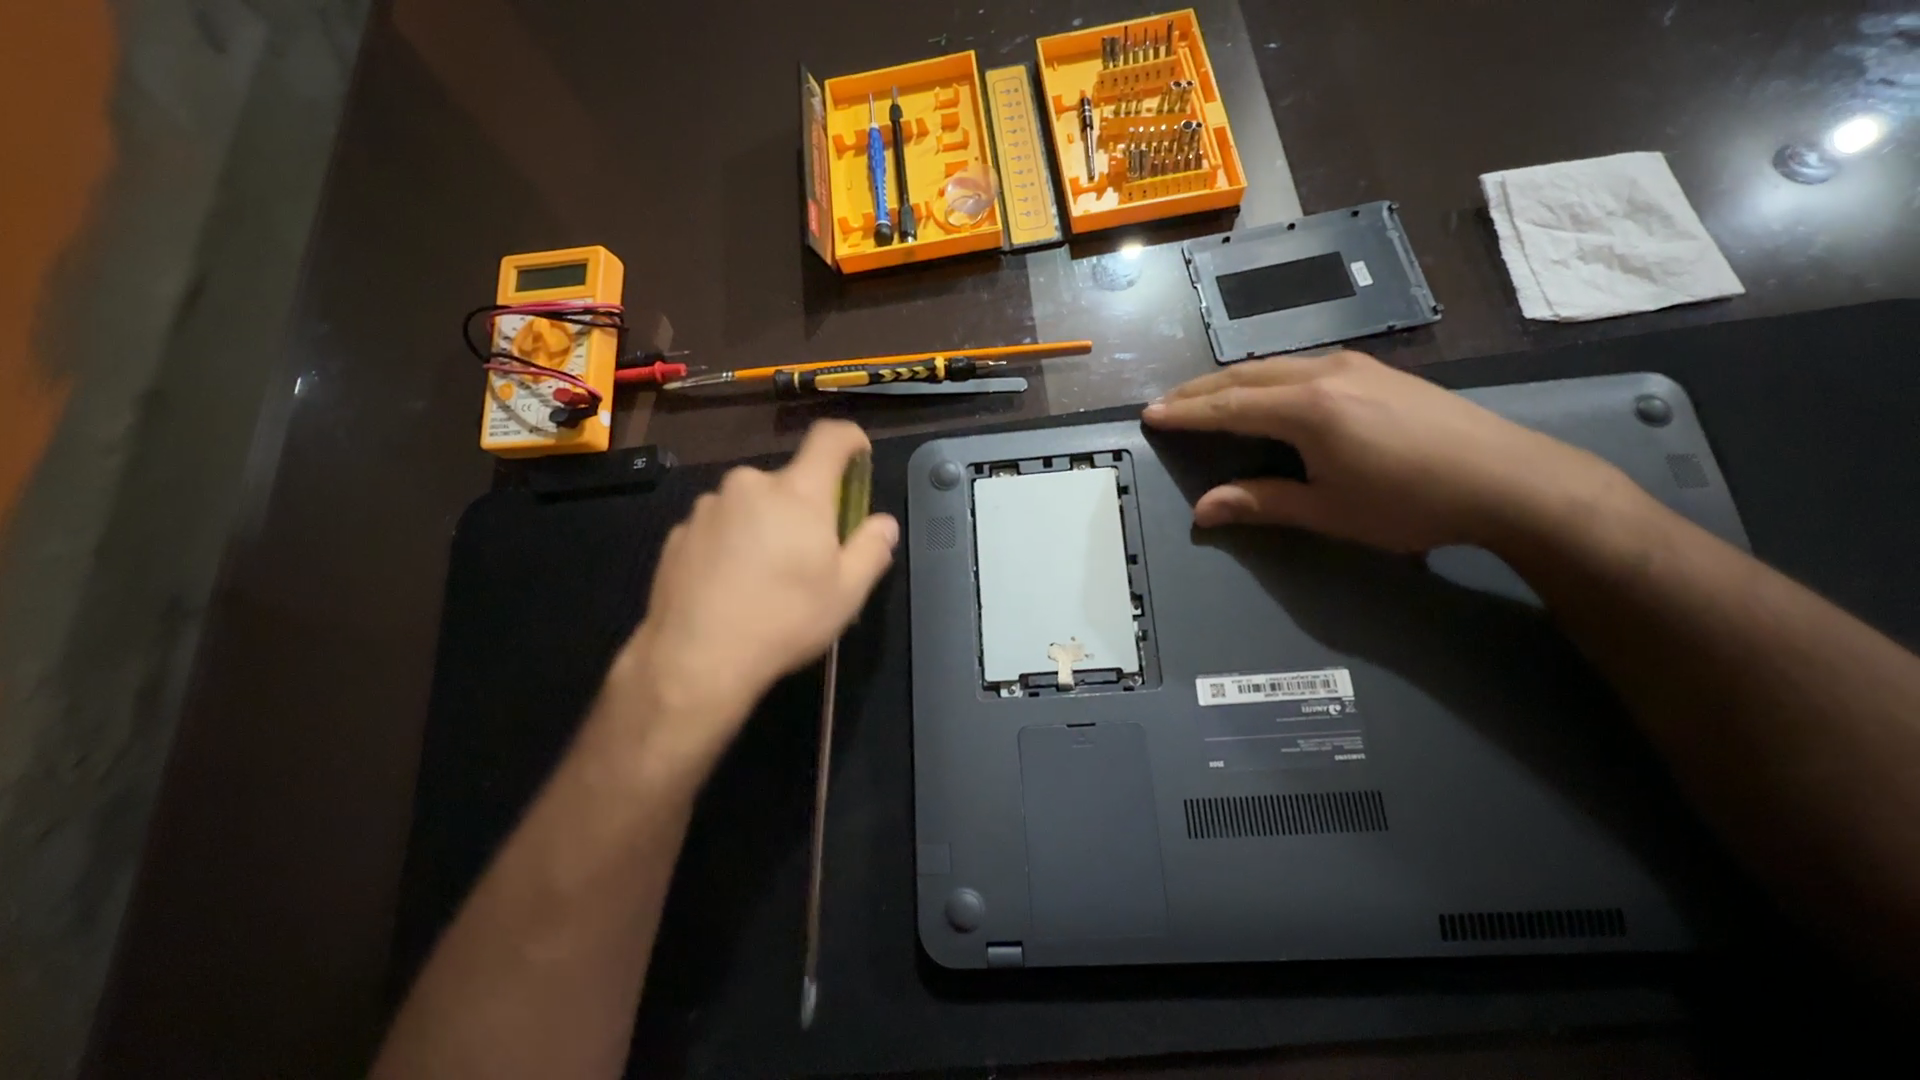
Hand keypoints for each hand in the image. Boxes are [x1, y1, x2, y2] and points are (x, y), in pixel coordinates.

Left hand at [610, 421, 897, 773]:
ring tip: (764, 578)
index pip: (830, 439)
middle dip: (803, 507)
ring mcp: (708, 508)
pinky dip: (730, 545)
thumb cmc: (784, 619)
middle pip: (788, 482)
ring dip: (763, 526)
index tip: (858, 457)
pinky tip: (730, 587)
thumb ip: (871, 548)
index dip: (850, 440)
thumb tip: (883, 523)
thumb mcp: (847, 593)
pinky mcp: (678, 533)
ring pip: (750, 505)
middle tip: (808, 554)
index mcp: (797, 492)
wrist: (696, 658)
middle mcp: (749, 485)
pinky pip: (718, 527)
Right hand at [1141, 350, 1635, 552]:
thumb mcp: (1330, 511)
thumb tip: (1203, 509)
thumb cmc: (1410, 503)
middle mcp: (1324, 373)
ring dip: (1233, 380)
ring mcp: (1354, 365)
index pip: (1228, 407)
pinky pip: (1302, 364)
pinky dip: (1267, 377)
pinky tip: (1267, 390)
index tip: (1150, 414)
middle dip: (1200, 390)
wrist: (1508, 479)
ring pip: (1275, 365)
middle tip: (1166, 403)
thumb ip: (1262, 503)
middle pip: (1245, 376)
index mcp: (1306, 409)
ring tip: (1206, 396)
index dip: (1187, 413)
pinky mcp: (1377, 370)